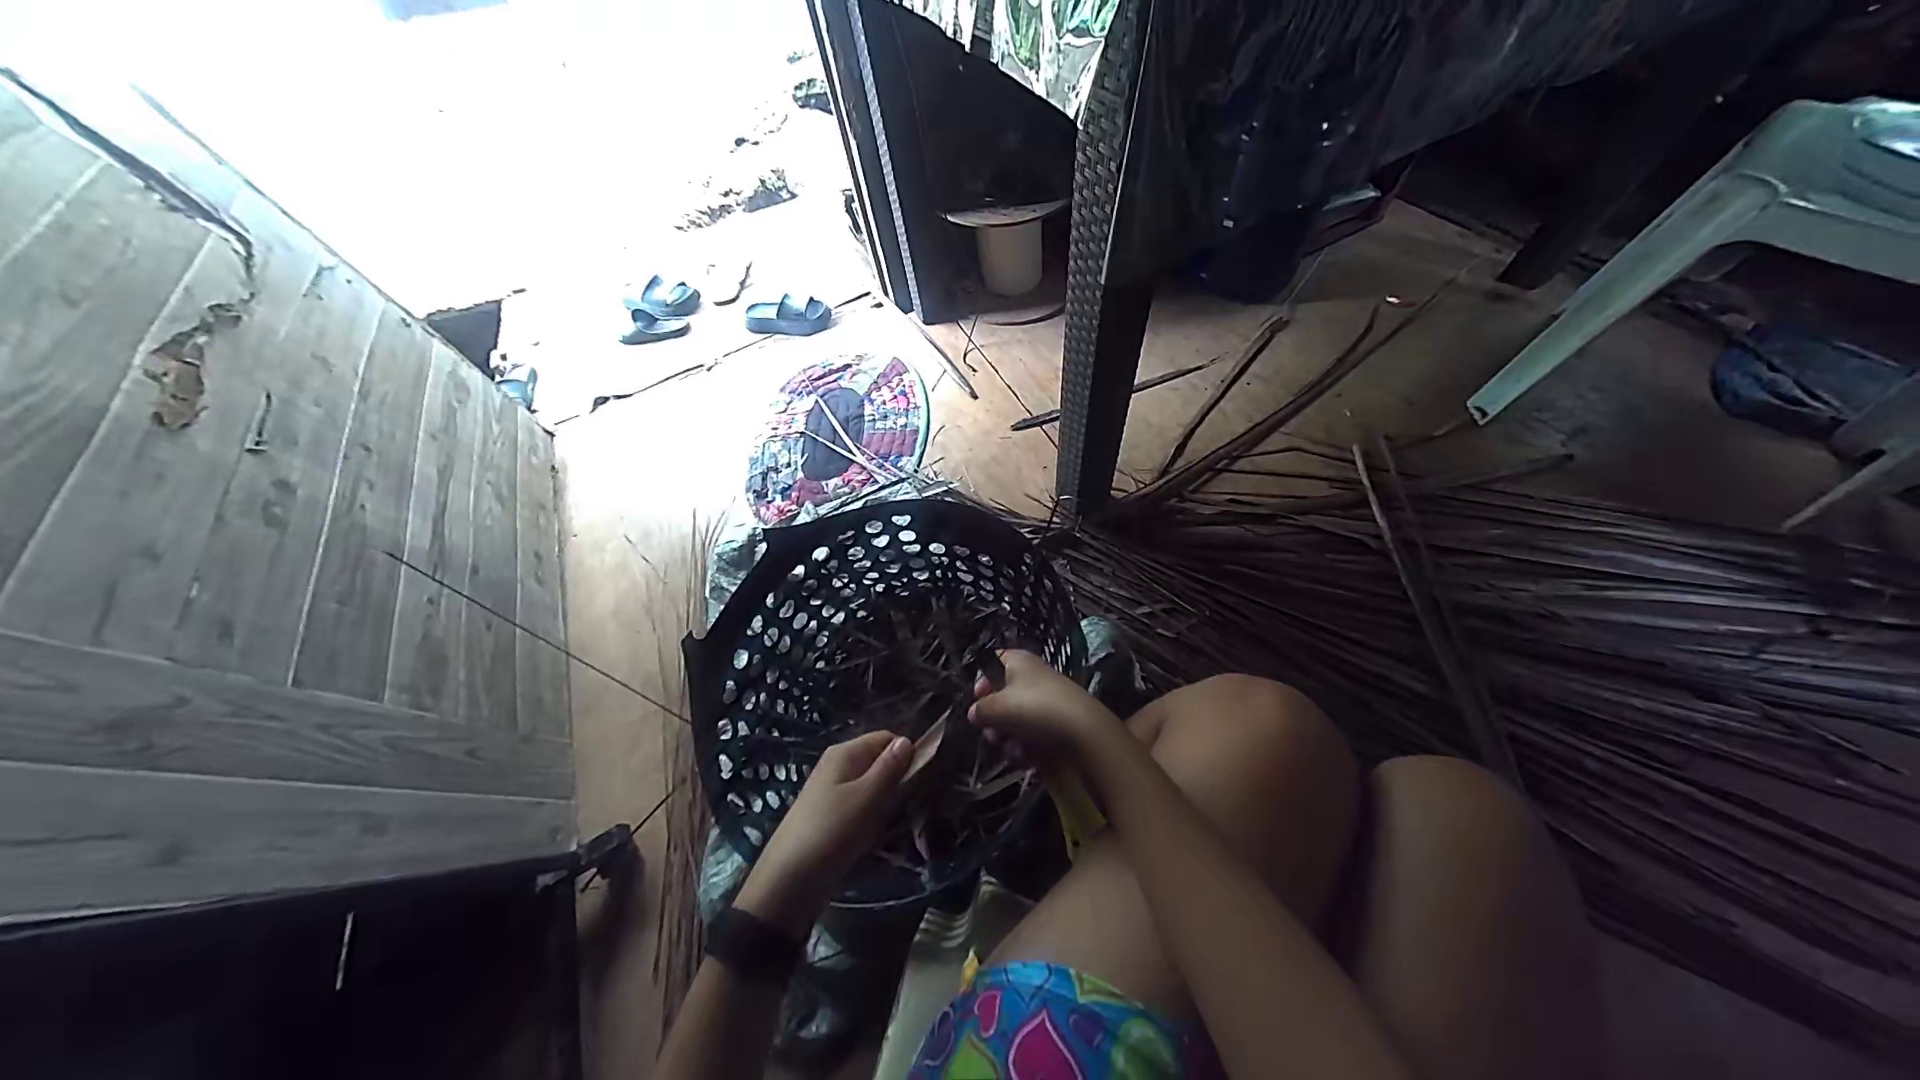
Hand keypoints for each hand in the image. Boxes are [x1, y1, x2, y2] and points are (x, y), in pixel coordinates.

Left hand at [735, 731, 910, 935]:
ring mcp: (832, 791)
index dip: (907, 754)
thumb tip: (907, 740)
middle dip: (898, 780)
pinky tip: (878, 836)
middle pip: (878, 761)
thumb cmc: (833, 831)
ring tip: (898, 822)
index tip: (925, 778)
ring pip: (871, 787)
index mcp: (845, 753)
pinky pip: (861, 807)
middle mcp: (837, 765)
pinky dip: (872, 818)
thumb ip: (889, 767)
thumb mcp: (867, 797)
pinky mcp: (830, 816)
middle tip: (914, 803)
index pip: (886, 738)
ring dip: (886, 802)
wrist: (790, 880)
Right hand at [968, 649, 1120, 762]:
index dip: (981, 681)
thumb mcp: (997, 707)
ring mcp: (1045, 702)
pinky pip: (1030, 735)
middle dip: (993, 719)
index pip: (993, 662)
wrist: (1084, 733)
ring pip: (1013, 721)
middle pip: (1000, 697)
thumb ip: (979, 710)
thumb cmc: (1035, 709)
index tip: (978, 699)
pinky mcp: (1055, 725)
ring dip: (1007, 738)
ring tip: (1014, 748)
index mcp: (1019, 662)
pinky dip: (1025, 746)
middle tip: (994, 732)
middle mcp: (1032, 678)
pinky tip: (1028, 756)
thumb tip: (975, 714)